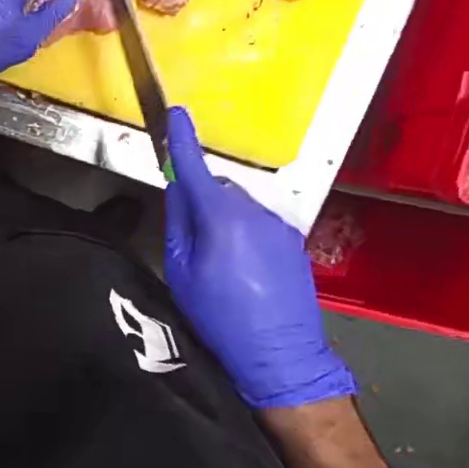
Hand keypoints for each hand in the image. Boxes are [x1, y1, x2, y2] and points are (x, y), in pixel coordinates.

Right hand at [163, 107, 355, 409]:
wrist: (280, 354)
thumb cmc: (218, 316)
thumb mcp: (181, 270)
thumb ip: (177, 223)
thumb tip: (177, 189)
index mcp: (221, 217)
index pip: (194, 168)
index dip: (183, 140)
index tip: (176, 113)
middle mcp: (255, 212)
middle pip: (216, 189)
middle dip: (198, 200)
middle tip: (185, 239)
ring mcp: (279, 226)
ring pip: (237, 207)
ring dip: (221, 220)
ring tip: (214, 263)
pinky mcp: (293, 241)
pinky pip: (256, 224)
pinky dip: (241, 233)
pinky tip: (238, 269)